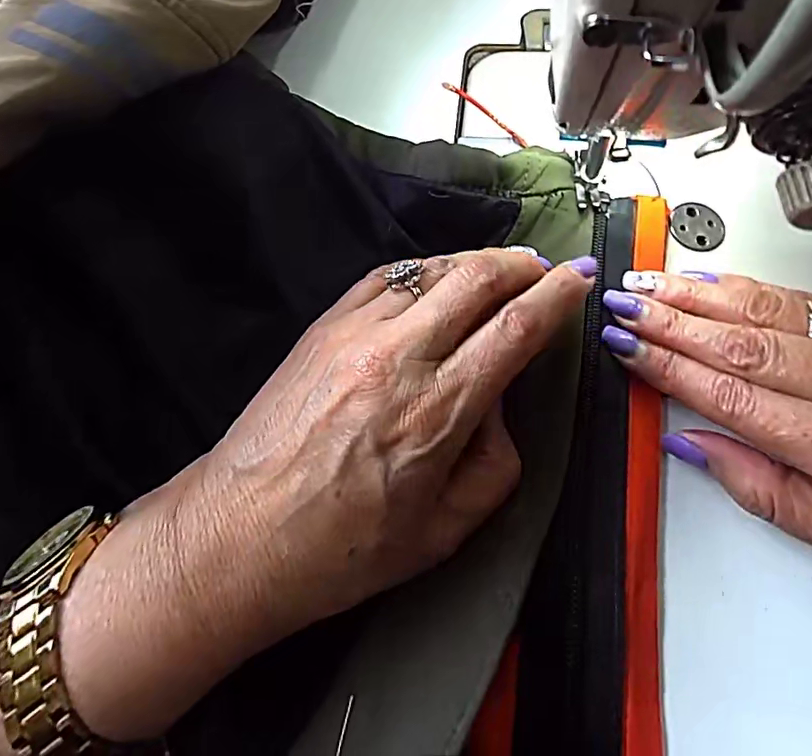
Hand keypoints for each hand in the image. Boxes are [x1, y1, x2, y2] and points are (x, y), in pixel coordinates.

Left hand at [173, 249, 596, 636]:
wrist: (232, 540)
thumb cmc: (342, 549)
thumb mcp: (448, 529)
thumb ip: (497, 457)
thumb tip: (499, 396)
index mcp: (437, 412)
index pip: (516, 327)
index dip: (559, 293)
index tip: (580, 276)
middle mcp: (399, 358)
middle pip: (479, 277)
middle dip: (525, 263)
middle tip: (545, 268)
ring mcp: (354, 334)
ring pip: (434, 267)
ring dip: (479, 261)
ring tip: (502, 270)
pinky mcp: (323, 327)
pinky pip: (387, 276)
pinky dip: (427, 269)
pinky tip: (440, 280)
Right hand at [599, 271, 811, 651]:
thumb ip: (771, 491)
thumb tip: (697, 444)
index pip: (740, 398)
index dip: (672, 368)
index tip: (628, 346)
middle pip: (750, 341)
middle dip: (674, 319)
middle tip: (624, 303)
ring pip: (779, 308)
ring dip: (706, 294)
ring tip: (654, 283)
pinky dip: (758, 289)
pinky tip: (721, 282)